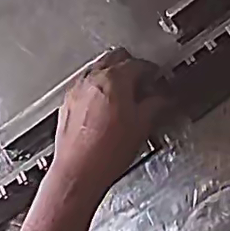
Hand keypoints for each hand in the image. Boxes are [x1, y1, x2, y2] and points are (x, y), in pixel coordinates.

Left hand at [48, 49, 166, 197]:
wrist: (78, 172)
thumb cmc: (106, 153)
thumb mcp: (142, 126)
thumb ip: (155, 105)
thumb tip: (161, 99)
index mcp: (114, 80)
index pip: (138, 64)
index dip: (152, 71)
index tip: (157, 78)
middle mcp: (92, 80)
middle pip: (115, 58)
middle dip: (130, 66)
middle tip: (142, 82)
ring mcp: (77, 90)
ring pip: (98, 69)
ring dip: (112, 76)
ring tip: (125, 94)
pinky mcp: (67, 102)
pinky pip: (85, 85)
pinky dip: (97, 88)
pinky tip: (105, 106)